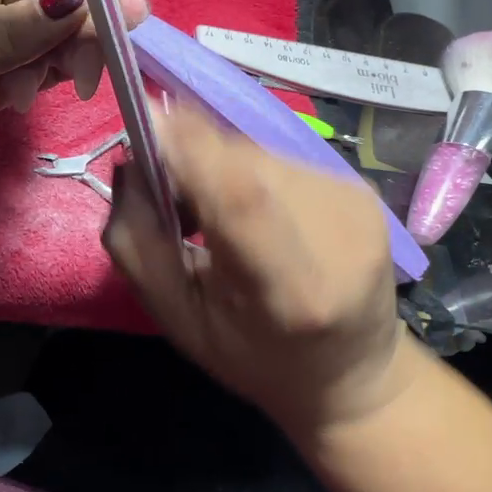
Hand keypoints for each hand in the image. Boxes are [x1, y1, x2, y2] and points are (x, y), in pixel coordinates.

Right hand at [103, 107, 416, 437]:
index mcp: (290, 289)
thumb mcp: (172, 316)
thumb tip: (130, 160)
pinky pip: (274, 157)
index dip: (188, 147)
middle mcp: (337, 234)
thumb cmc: (248, 354)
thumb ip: (136, 241)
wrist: (351, 373)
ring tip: (204, 211)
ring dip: (211, 165)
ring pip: (252, 152)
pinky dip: (241, 171)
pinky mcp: (361, 186)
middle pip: (239, 163)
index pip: (240, 196)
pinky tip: (241, 208)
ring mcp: (356, 203)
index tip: (142, 118)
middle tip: (161, 192)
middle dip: (185, 157)